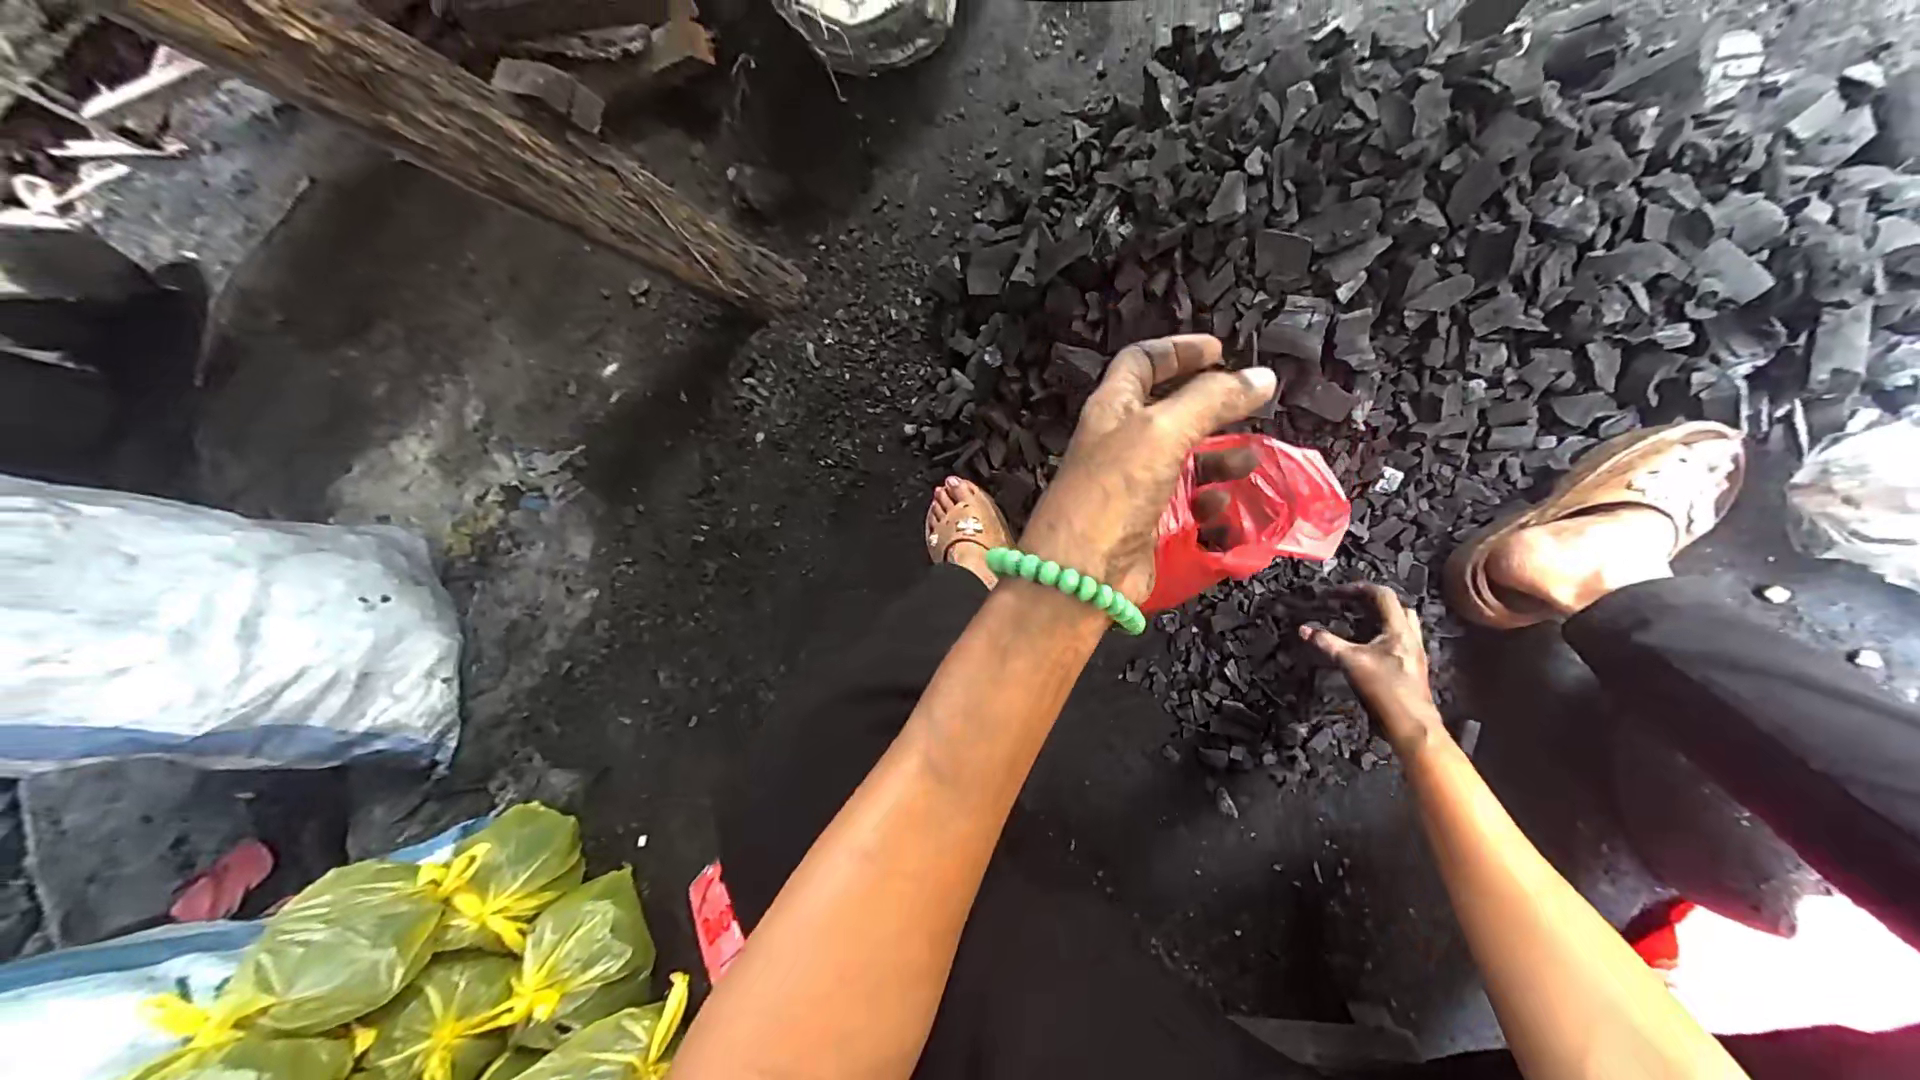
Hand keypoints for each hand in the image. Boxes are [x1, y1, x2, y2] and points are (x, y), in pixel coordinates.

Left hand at [1018, 335, 1277, 602]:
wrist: (1083, 573)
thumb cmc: (1112, 493)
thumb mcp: (1161, 432)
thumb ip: (1210, 399)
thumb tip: (1260, 377)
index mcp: (1112, 409)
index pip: (1142, 362)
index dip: (1178, 351)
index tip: (1219, 350)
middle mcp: (1122, 443)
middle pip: (1172, 412)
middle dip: (1213, 408)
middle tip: (1250, 407)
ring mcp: (1135, 485)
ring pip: (1187, 459)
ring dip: (1221, 456)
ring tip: (1250, 461)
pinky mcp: (1149, 521)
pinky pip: (1188, 502)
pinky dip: (1210, 500)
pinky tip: (1223, 504)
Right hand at [1300, 584, 1444, 756]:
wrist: (1412, 723)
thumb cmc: (1384, 689)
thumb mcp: (1350, 662)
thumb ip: (1327, 643)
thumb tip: (1304, 629)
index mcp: (1399, 630)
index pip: (1382, 595)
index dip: (1358, 589)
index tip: (1337, 593)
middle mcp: (1411, 636)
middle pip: (1396, 606)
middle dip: (1371, 601)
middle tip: (1349, 604)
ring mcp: (1414, 651)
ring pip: (1401, 623)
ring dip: (1380, 617)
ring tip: (1357, 622)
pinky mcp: (1412, 665)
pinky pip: (1399, 639)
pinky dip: (1382, 634)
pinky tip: (1367, 645)